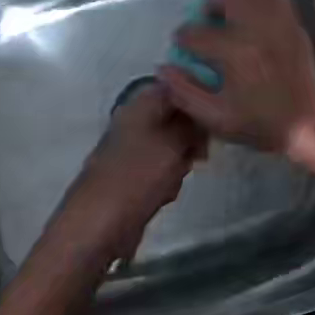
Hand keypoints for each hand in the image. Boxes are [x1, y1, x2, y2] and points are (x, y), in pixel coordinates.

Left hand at [57, 82, 205, 261]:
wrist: (96, 228)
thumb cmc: (136, 177)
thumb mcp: (174, 143)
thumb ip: (193, 122)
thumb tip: (203, 106)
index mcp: (140, 106)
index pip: (178, 86)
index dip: (200, 98)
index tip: (217, 115)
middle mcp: (134, 122)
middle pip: (177, 118)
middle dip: (192, 136)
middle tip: (199, 153)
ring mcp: (132, 149)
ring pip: (173, 145)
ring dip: (181, 161)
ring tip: (176, 177)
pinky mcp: (132, 175)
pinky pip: (162, 169)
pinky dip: (168, 179)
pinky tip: (165, 193)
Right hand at [159, 0, 314, 158]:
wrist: (306, 120)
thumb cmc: (258, 122)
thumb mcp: (214, 118)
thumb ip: (184, 92)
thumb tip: (164, 68)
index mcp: (234, 54)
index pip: (195, 33)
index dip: (184, 38)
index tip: (185, 46)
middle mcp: (256, 30)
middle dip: (210, 0)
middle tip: (207, 16)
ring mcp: (278, 21)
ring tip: (226, 4)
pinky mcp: (293, 21)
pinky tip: (249, 2)